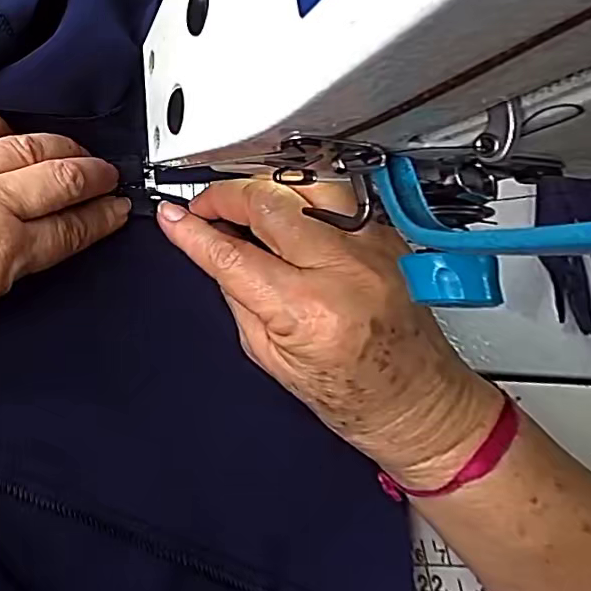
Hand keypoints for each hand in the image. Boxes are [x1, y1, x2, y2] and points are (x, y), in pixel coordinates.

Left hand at [0, 111, 130, 387]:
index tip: (116, 210)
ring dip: (58, 147)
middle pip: (58, 180)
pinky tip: (9, 130)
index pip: (69, 229)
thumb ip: (3, 269)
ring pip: (24, 145)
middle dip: (92, 176)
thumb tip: (23, 244)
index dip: (100, 218)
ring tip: (74, 151)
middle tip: (107, 175)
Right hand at [155, 179, 500, 487]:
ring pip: (306, 186)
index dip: (190, 230)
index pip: (230, 253)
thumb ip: (236, 290)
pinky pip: (335, 199)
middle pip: (268, 203)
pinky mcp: (387, 242)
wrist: (419, 404)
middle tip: (202, 208)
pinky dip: (297, 198)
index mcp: (308, 311)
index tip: (171, 216)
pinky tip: (280, 214)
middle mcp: (346, 273)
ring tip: (241, 202)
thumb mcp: (264, 351)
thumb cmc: (351, 392)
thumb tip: (209, 246)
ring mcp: (373, 252)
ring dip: (262, 188)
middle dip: (223, 197)